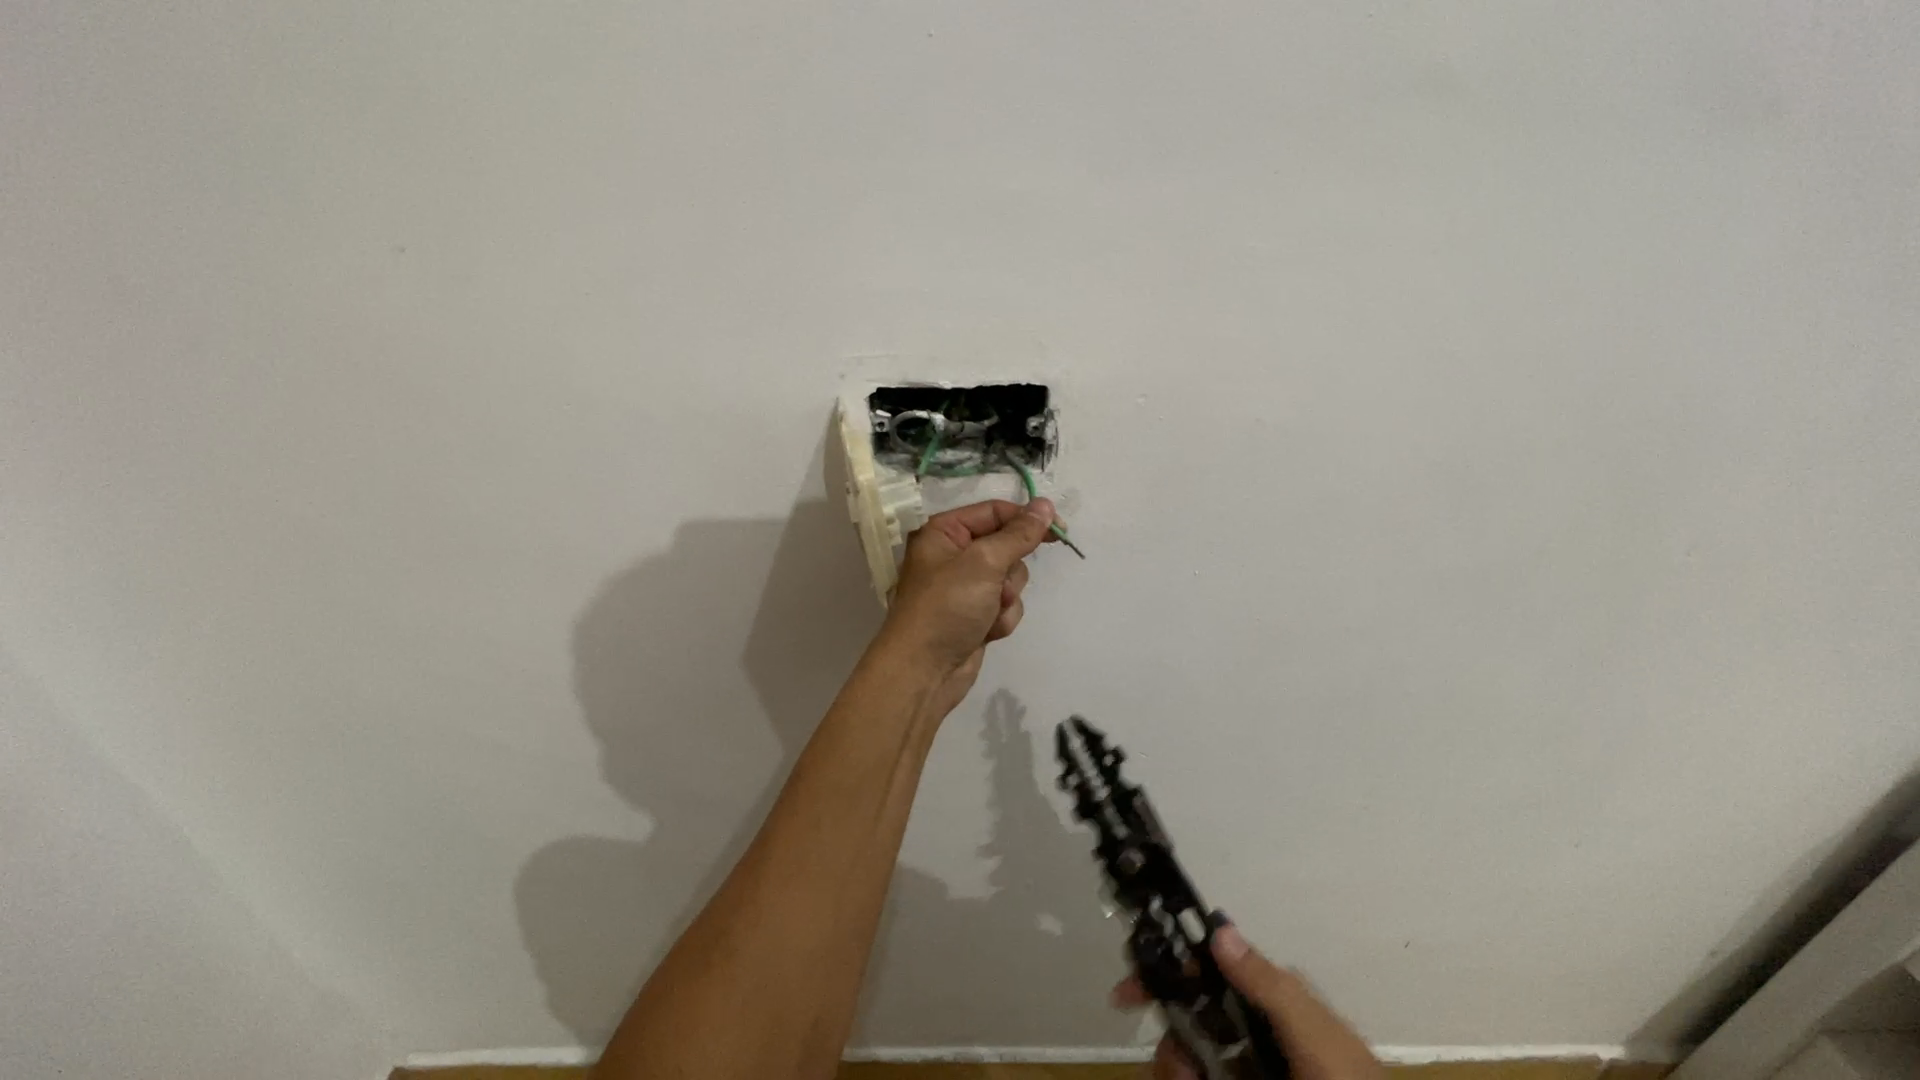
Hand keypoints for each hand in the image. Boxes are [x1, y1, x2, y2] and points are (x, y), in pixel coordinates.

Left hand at [872, 498, 1056, 714]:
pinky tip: (986, 632)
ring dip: (1007, 598)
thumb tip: (1045, 506)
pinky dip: (1002, 618)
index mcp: (944, 532)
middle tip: (999, 586)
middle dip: (1010, 571)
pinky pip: (1005, 605)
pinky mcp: (975, 614)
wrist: (924, 671)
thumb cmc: (947, 607)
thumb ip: (1018, 534)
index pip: (994, 512)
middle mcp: (953, 555)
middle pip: (1006, 546)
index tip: (1059, 529)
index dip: (1027, 519)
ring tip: (987, 614)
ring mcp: (964, 587)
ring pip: (1010, 579)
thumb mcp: (984, 563)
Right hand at [1111, 923, 1383, 1079]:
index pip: (1205, 971)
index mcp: (1271, 998)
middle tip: (1179, 1072)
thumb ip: (1268, 985)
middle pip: (1187, 1018)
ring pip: (1187, 1054)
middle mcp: (1253, 1026)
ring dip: (1177, 1068)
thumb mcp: (1314, 1034)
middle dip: (1171, 1041)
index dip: (1162, 976)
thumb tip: (1218, 928)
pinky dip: (1184, 1078)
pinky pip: (1196, 1074)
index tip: (1126, 995)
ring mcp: (1247, 1064)